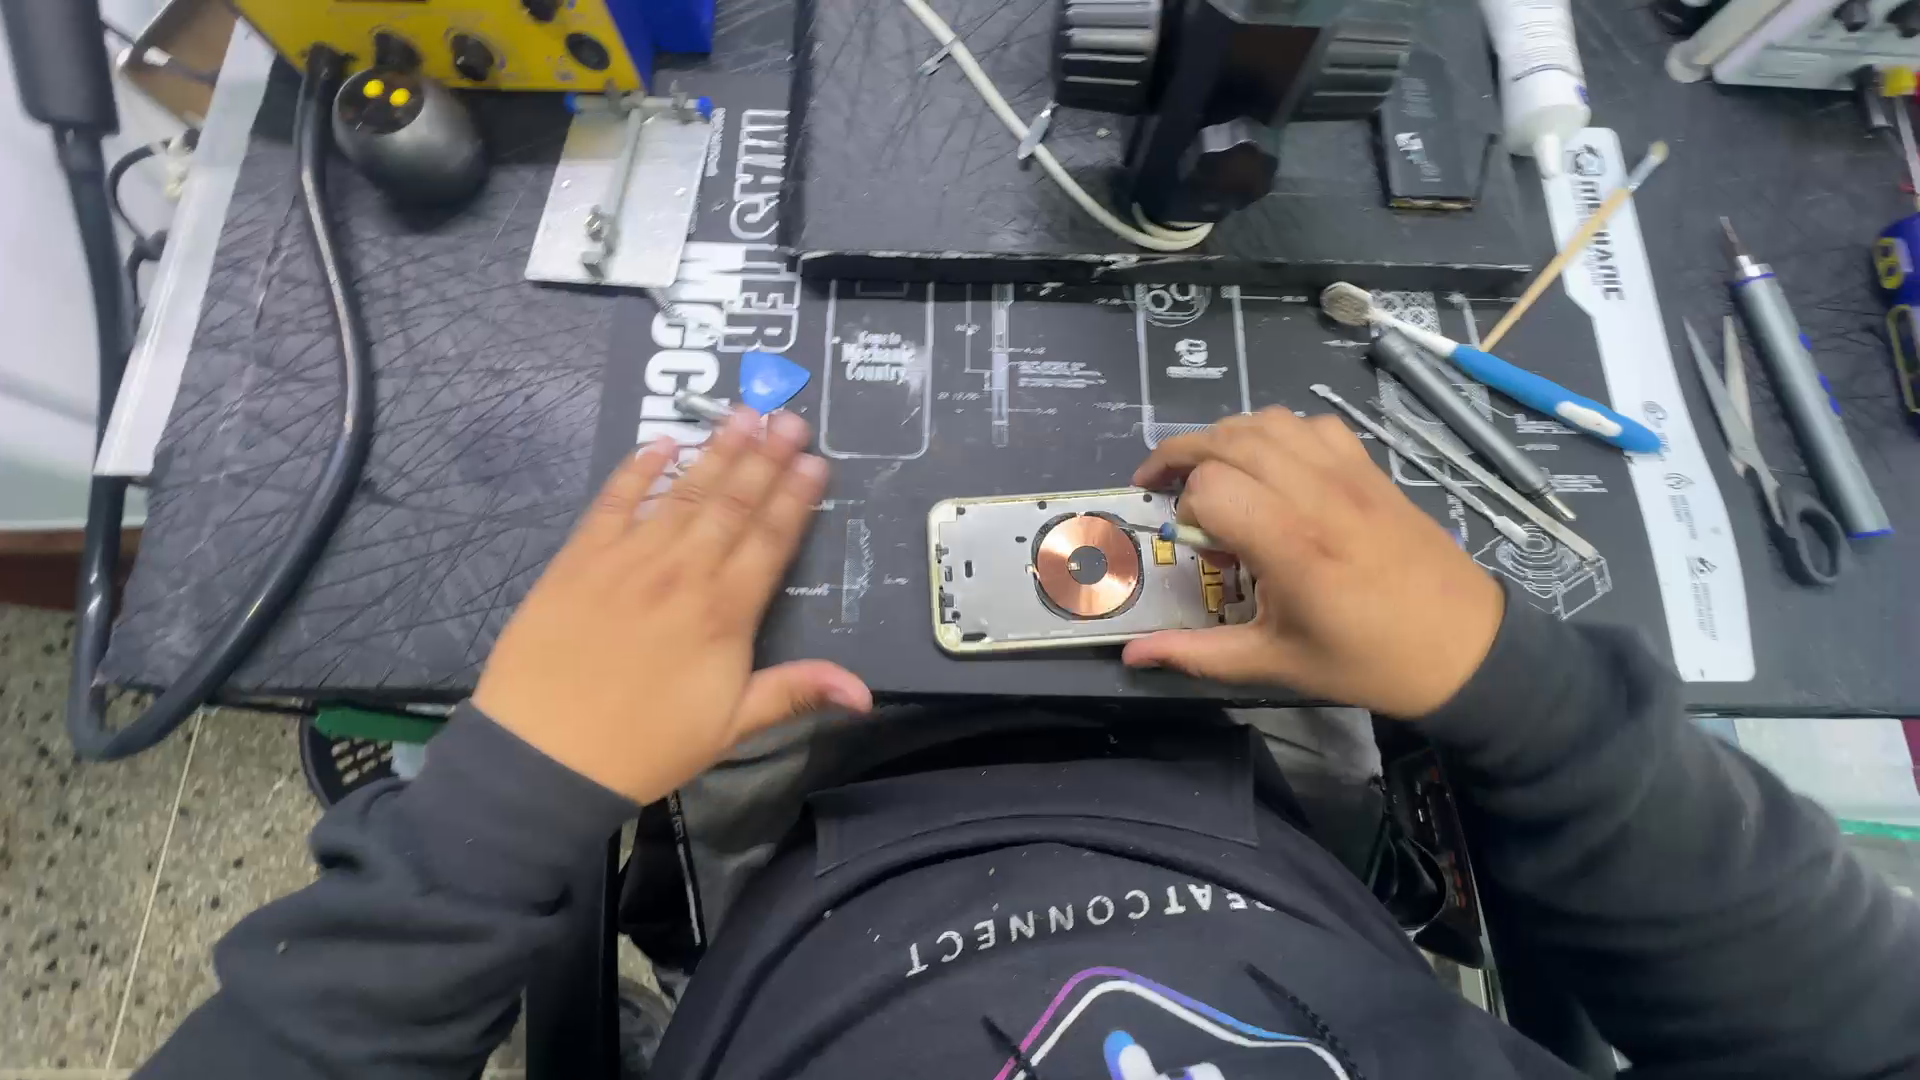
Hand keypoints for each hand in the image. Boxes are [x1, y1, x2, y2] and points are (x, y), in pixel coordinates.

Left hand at [472, 410, 870, 803]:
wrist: (542, 758)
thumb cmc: (646, 745)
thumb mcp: (732, 728)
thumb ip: (797, 693)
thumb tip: (867, 692)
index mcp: (724, 612)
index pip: (770, 540)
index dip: (795, 497)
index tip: (815, 460)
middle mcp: (682, 573)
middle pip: (732, 504)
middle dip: (765, 458)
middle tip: (789, 417)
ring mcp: (628, 560)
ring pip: (683, 494)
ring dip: (717, 452)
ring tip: (744, 416)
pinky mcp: (580, 560)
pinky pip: (614, 502)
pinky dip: (637, 470)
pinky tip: (661, 443)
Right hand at [1123, 406, 1503, 717]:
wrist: (1466, 648)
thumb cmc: (1366, 660)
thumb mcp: (1275, 664)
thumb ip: (1196, 654)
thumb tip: (1132, 655)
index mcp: (1291, 545)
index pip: (1212, 485)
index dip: (1184, 506)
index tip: (1191, 540)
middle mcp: (1316, 495)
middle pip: (1228, 439)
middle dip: (1180, 454)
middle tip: (1159, 484)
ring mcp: (1348, 475)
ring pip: (1266, 422)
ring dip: (1223, 437)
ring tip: (1209, 470)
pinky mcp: (1370, 469)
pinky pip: (1310, 424)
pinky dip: (1275, 431)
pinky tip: (1270, 464)